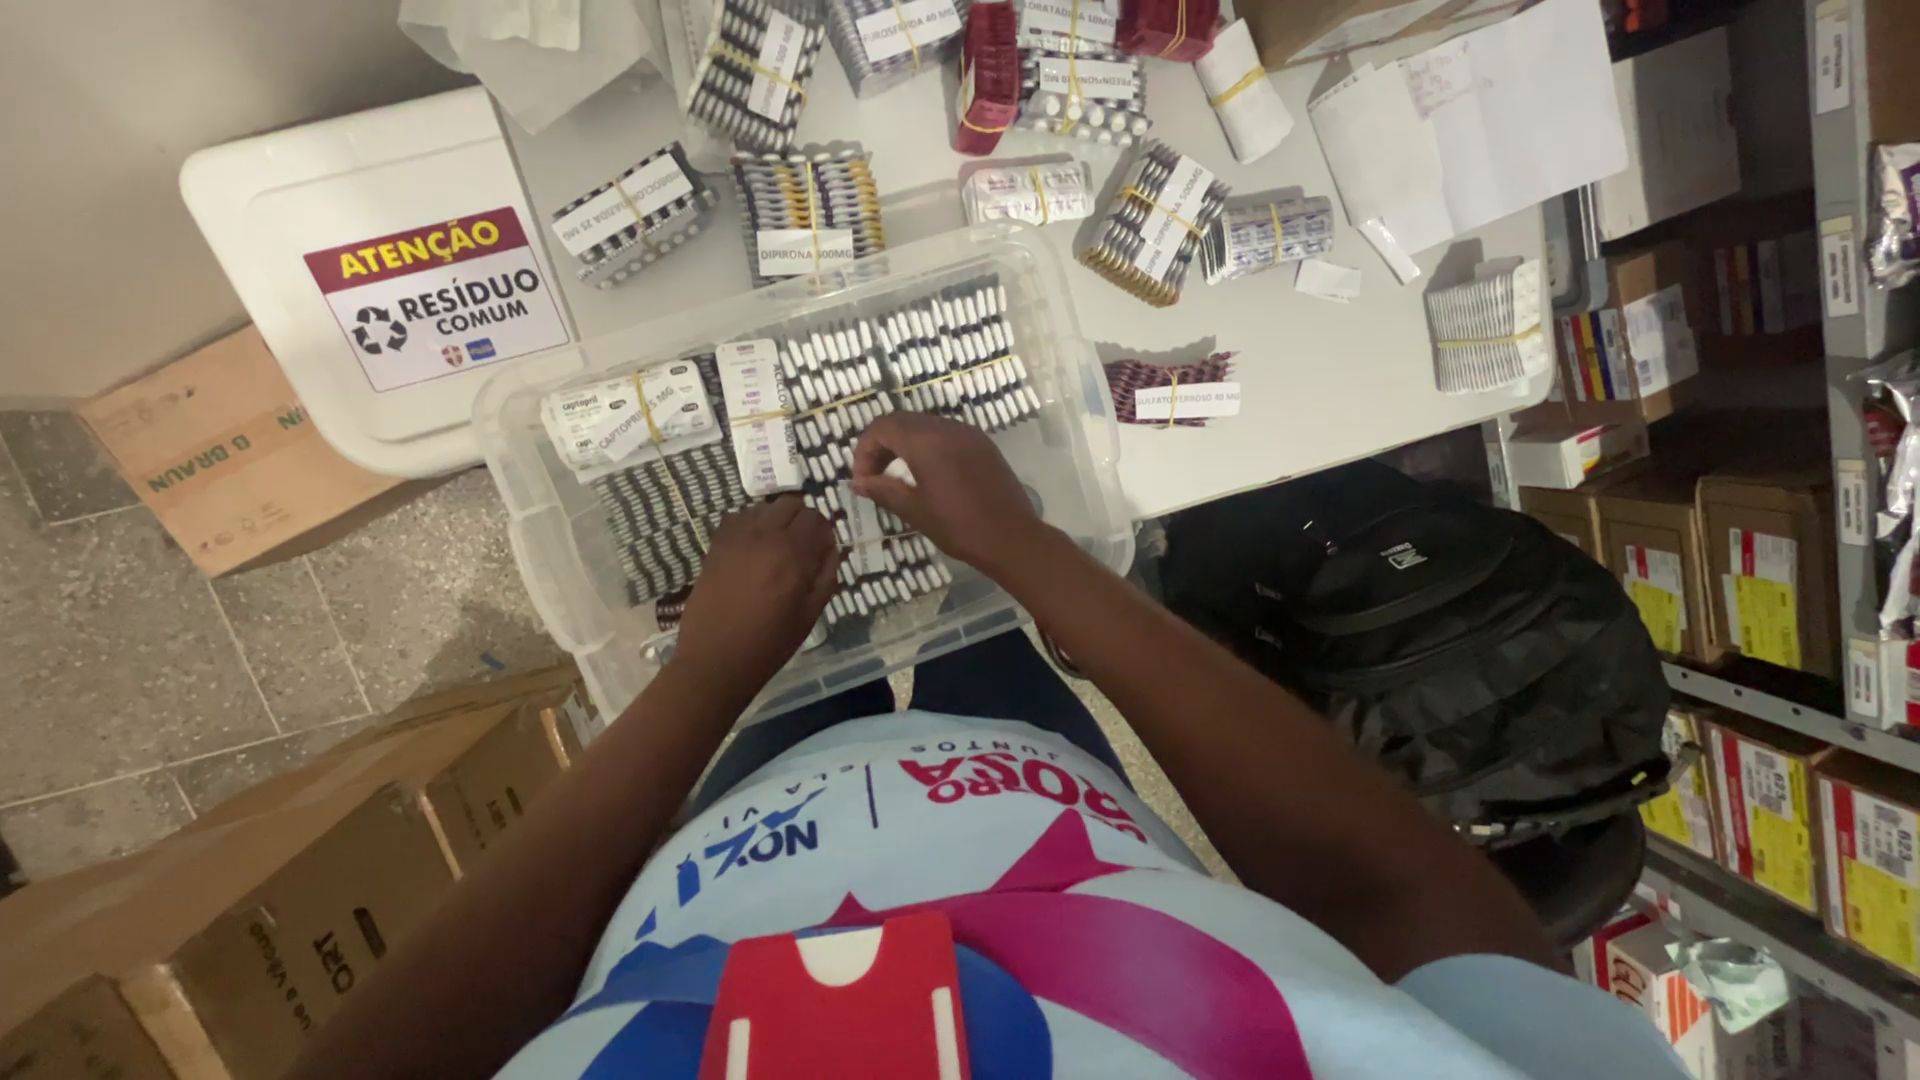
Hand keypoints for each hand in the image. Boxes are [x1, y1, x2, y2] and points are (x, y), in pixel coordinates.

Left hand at [675, 496, 838, 684]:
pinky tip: (751, 548)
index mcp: (793, 554)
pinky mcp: (716, 544)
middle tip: (801, 545)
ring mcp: (736, 537)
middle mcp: (765, 536)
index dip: (824, 531)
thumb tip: (831, 548)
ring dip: (775, 520)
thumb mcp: (811, 612)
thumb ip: (826, 574)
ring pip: (764, 508)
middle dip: (801, 520)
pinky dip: (750, 524)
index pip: (817, 519)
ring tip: (775, 546)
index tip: (823, 548)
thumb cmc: (770, 642)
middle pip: (791, 504)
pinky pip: (737, 517)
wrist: (717, 658)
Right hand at [850, 413, 1051, 573]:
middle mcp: (947, 428)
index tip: (862, 480)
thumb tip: (857, 482)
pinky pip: (946, 434)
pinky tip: (927, 474)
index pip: (882, 427)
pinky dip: (927, 446)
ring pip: (925, 425)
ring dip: (904, 444)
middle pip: (902, 421)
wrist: (1012, 538)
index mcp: (927, 442)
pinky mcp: (983, 445)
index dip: (864, 450)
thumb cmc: (959, 527)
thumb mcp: (915, 511)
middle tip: (873, 477)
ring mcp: (969, 434)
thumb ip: (882, 490)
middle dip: (881, 445)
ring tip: (897, 477)